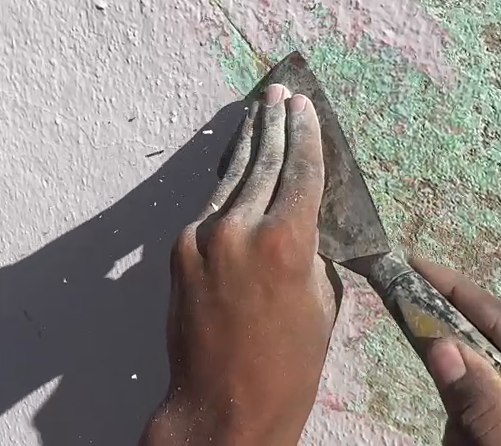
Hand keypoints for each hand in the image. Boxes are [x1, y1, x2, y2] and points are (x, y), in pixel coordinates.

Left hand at [141, 83, 338, 445]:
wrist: (220, 407)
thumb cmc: (288, 368)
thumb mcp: (321, 304)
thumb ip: (311, 249)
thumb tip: (301, 215)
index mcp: (285, 243)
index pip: (300, 171)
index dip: (306, 135)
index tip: (306, 107)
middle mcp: (240, 228)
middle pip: (263, 161)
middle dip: (275, 123)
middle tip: (280, 93)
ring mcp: (203, 235)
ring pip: (232, 175)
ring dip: (247, 140)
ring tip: (258, 109)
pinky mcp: (180, 246)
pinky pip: (211, 204)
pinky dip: (227, 181)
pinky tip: (236, 161)